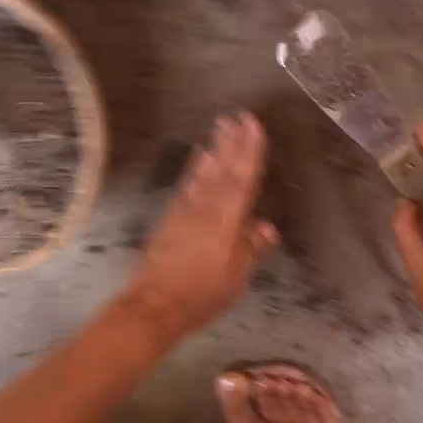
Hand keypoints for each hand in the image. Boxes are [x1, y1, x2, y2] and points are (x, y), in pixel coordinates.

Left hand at [121, 112, 278, 339]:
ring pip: (204, 174)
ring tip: (221, 127)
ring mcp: (185, 212)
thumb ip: (252, 250)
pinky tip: (198, 158)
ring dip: (214, 149)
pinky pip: (187, 186)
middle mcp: (206, 210)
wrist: (155, 305)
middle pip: (223, 170)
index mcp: (228, 222)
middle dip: (233, 143)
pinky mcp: (170, 220)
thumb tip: (267, 227)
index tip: (255, 126)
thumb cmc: (202, 296)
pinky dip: (194, 169)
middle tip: (238, 116)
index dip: (250, 152)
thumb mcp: (236, 279)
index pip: (243, 180)